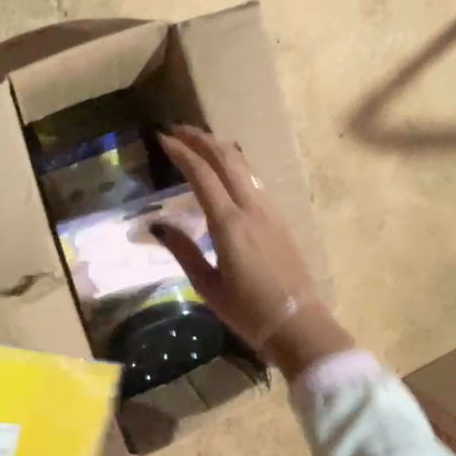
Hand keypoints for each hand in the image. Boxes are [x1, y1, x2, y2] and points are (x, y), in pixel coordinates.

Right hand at [153, 126, 352, 379]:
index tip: (162, 139)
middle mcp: (251, 208)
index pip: (201, 175)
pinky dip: (233, 165)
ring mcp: (269, 210)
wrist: (299, 324)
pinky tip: (224, 170)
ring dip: (219, 148)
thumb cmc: (248, 311)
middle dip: (200, 138)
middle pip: (226, 158)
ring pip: (243, 165)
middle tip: (177, 130)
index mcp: (229, 224)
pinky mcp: (279, 218)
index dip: (181, 153)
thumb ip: (183, 251)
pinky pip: (253, 180)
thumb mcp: (207, 286)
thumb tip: (157, 226)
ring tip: (197, 142)